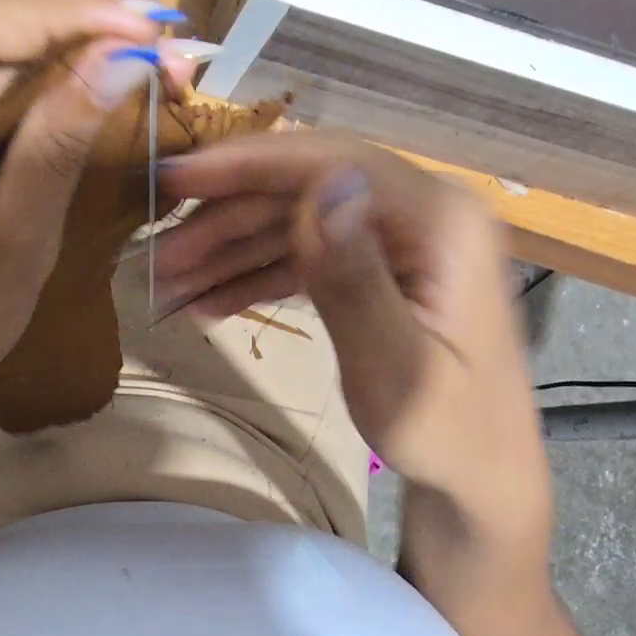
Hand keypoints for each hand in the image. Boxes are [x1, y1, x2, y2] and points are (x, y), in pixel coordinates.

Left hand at [0, 0, 199, 431]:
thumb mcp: (20, 241)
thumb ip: (59, 142)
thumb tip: (120, 57)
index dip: (69, 14)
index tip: (147, 28)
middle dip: (71, 28)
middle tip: (153, 47)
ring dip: (55, 50)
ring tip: (130, 63)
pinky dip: (25, 79)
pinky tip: (76, 86)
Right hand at [160, 134, 579, 635]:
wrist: (477, 471)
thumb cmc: (444, 430)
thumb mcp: (395, 366)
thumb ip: (355, 279)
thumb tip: (323, 186)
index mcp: (439, 220)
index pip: (330, 164)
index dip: (245, 165)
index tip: (172, 178)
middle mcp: (422, 214)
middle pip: (306, 191)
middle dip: (225, 221)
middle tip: (158, 259)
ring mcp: (402, 242)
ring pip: (298, 226)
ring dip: (230, 253)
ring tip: (169, 287)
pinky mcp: (383, 272)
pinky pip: (309, 260)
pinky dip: (256, 278)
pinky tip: (210, 303)